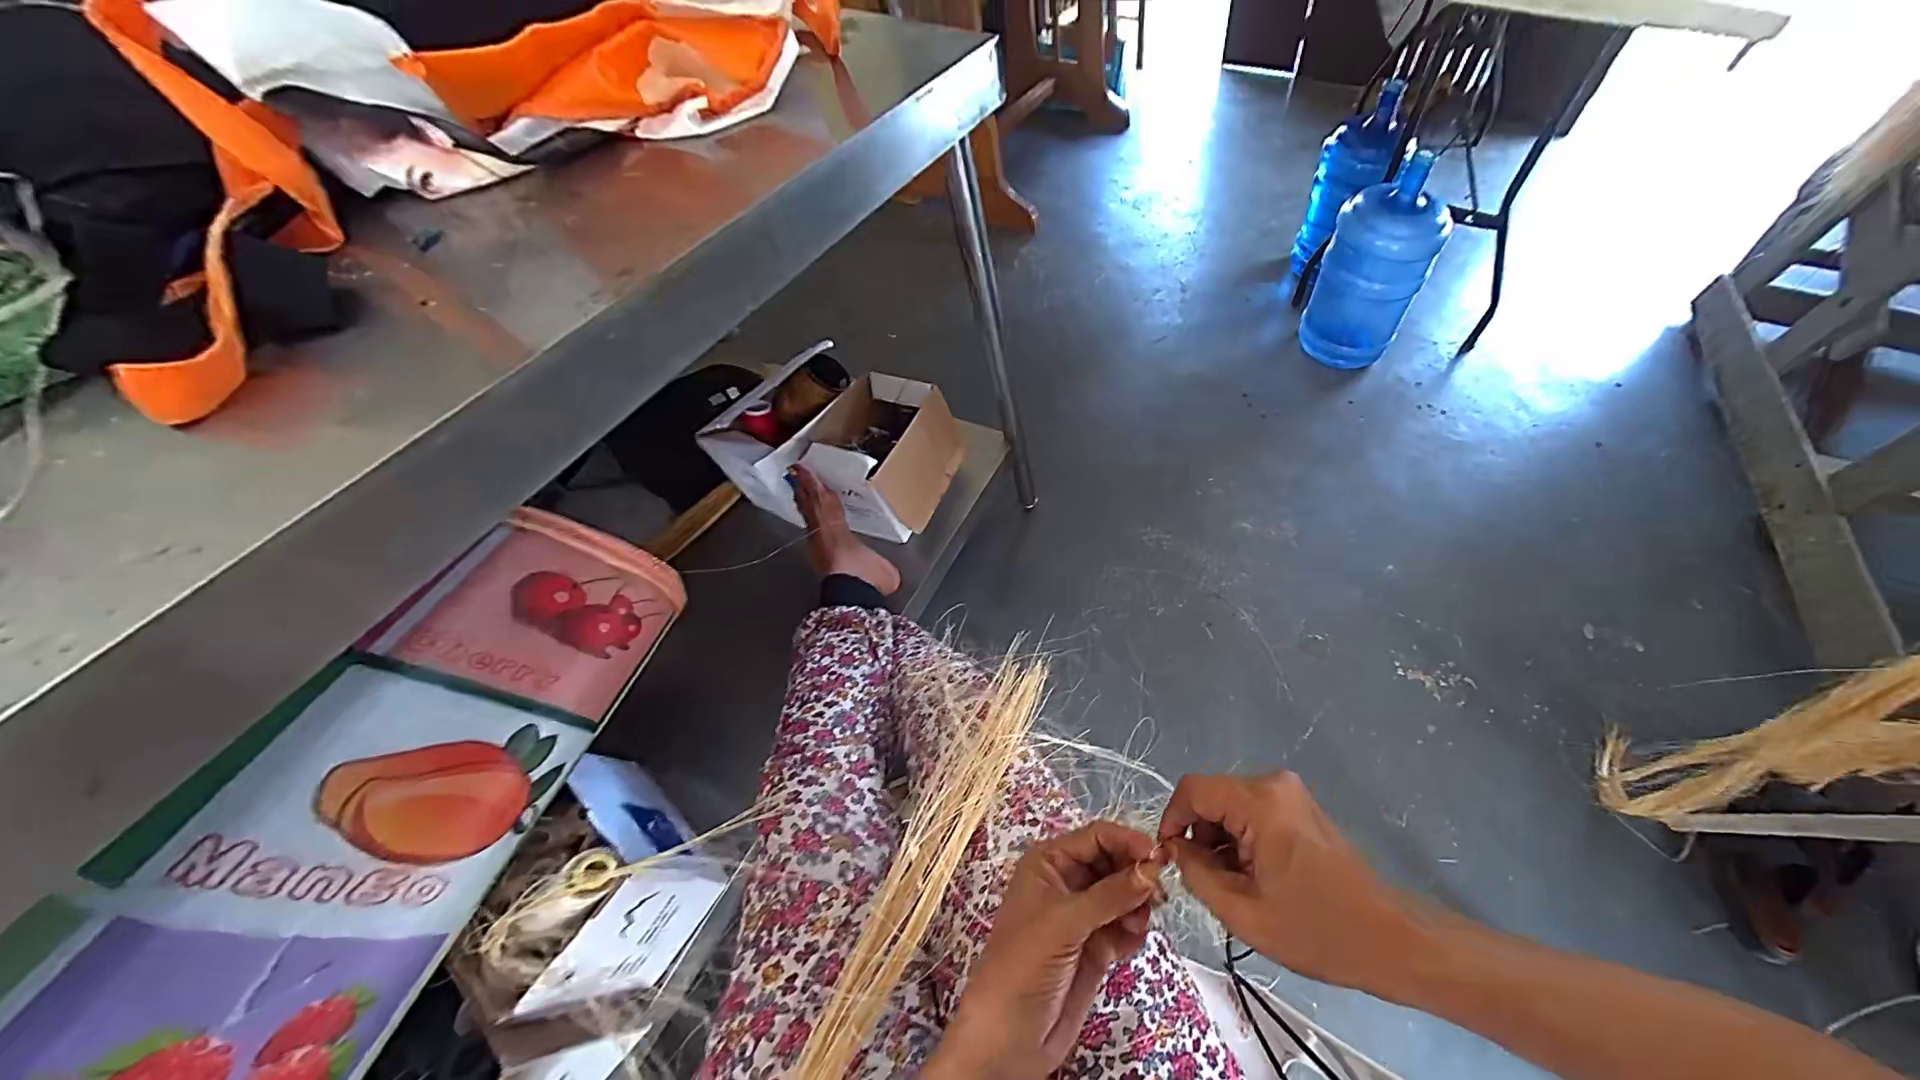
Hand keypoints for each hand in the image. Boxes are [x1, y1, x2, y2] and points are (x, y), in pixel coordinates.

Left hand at [922, 823, 1164, 1079]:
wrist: (1010, 1035)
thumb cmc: (1023, 963)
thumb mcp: (1064, 922)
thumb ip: (1110, 894)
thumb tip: (1152, 869)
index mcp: (1049, 862)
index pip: (1096, 837)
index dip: (1127, 841)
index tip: (1159, 855)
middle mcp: (1066, 882)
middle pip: (1114, 864)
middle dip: (1136, 877)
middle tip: (1157, 896)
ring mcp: (1082, 915)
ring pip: (1124, 895)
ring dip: (1137, 907)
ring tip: (1135, 927)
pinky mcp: (1096, 946)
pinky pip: (1126, 926)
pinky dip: (1133, 933)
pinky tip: (1125, 947)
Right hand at [1158, 771, 1430, 997]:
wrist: (1393, 942)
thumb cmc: (1318, 930)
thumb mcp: (1243, 912)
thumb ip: (1195, 873)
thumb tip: (1175, 848)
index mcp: (1259, 802)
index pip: (1192, 790)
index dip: (1172, 820)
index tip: (1171, 856)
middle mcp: (1274, 784)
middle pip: (1211, 796)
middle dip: (1200, 835)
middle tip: (1207, 879)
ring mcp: (1290, 793)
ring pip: (1229, 805)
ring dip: (1220, 840)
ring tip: (1235, 884)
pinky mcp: (1299, 807)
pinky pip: (1251, 811)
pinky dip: (1241, 838)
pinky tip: (1255, 875)